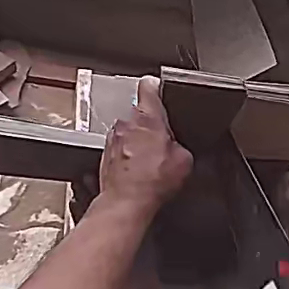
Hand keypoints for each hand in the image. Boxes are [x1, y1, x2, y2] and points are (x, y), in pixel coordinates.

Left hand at [97, 76, 192, 215]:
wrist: (126, 203)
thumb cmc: (151, 182)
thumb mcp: (184, 161)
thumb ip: (181, 145)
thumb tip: (177, 147)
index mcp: (147, 117)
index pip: (148, 86)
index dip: (156, 86)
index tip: (160, 89)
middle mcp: (125, 123)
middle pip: (139, 113)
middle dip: (150, 125)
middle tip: (162, 141)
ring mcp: (112, 138)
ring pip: (128, 131)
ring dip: (137, 141)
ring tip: (149, 160)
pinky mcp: (104, 154)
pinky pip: (119, 147)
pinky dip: (127, 155)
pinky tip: (137, 169)